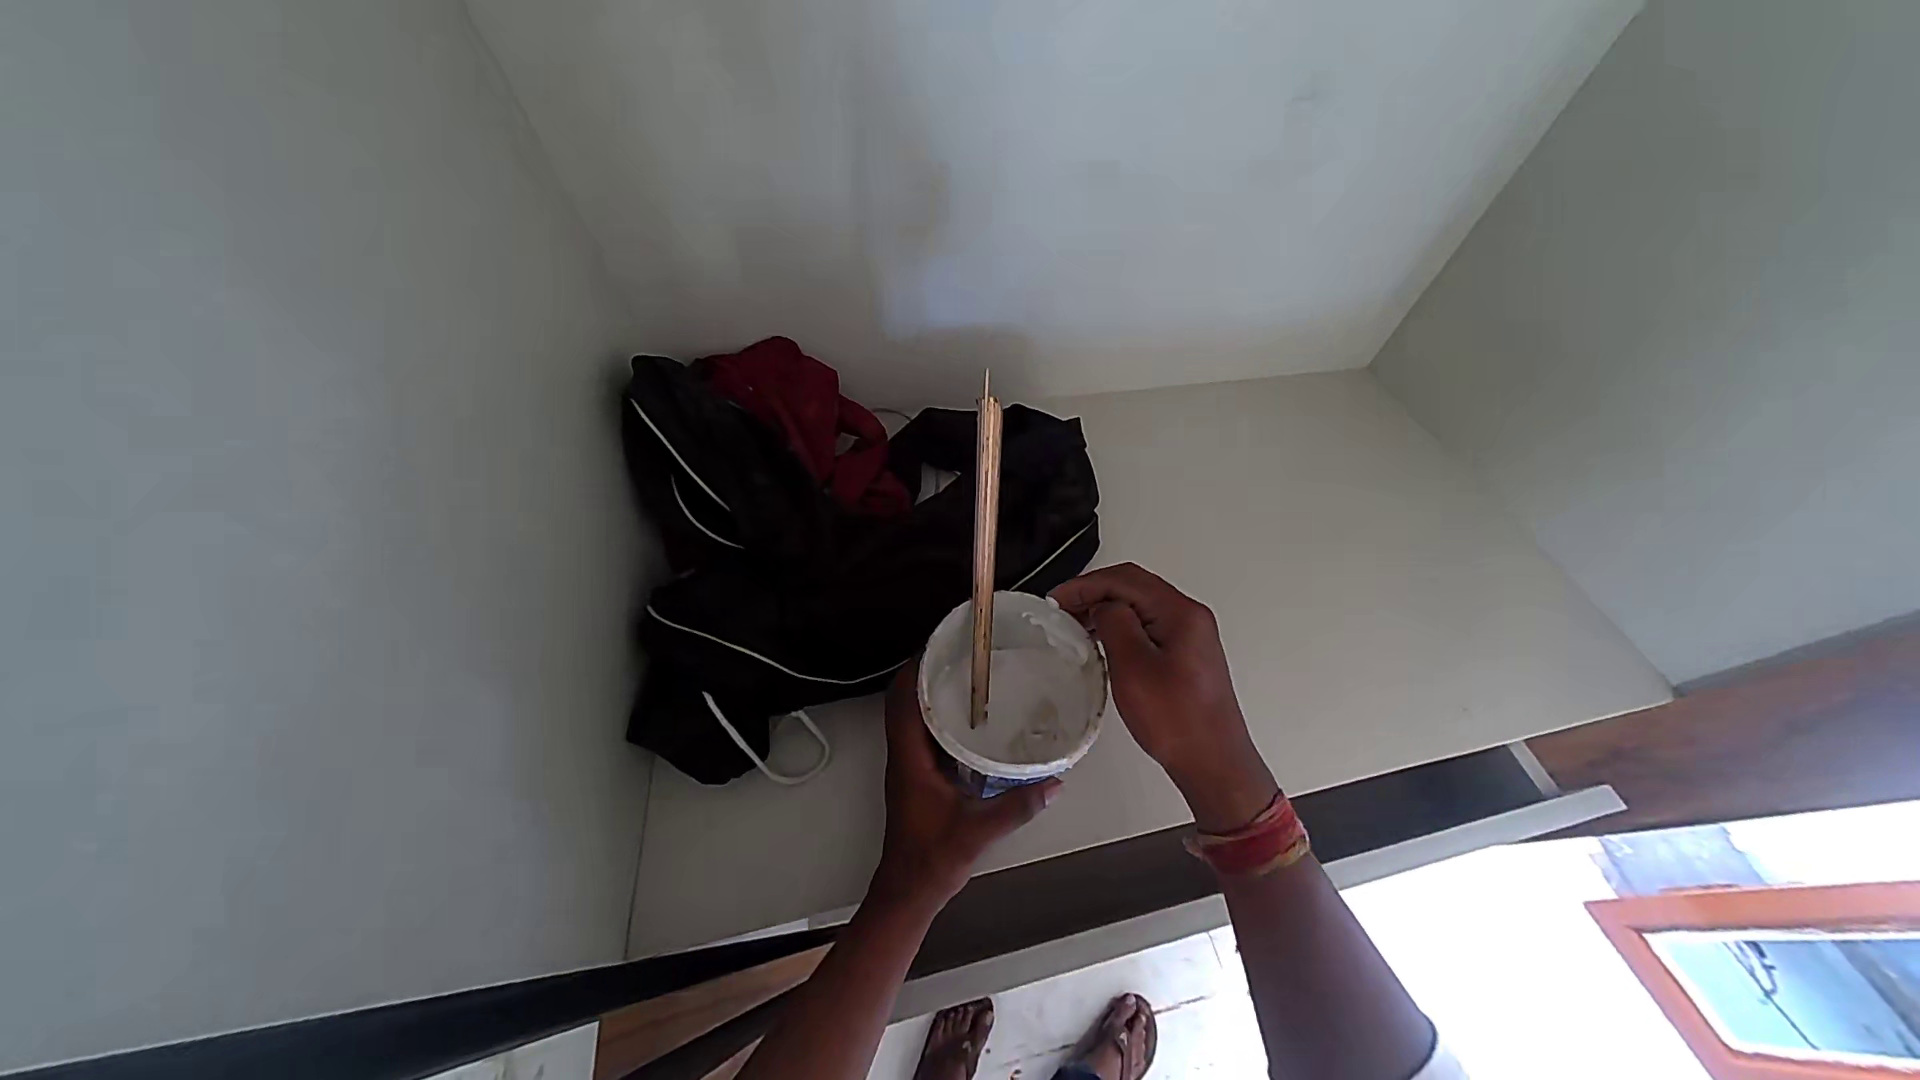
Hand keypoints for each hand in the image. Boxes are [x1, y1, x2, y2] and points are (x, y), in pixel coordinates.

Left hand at [872, 659, 1061, 905]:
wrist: (908, 890)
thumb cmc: (930, 860)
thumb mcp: (977, 831)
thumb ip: (1017, 807)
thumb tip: (1053, 783)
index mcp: (909, 759)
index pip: (902, 701)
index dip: (914, 668)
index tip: (937, 645)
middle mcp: (903, 756)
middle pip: (902, 700)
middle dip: (921, 670)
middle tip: (952, 651)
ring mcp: (907, 764)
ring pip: (910, 714)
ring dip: (926, 690)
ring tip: (959, 672)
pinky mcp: (916, 775)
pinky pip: (920, 732)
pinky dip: (935, 714)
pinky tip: (965, 716)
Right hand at [1052, 563, 1278, 831]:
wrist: (1213, 763)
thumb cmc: (1177, 721)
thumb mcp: (1134, 667)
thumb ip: (1115, 624)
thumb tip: (1103, 606)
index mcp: (1181, 613)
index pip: (1125, 579)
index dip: (1085, 585)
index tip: (1057, 600)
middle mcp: (1190, 617)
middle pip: (1134, 586)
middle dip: (1093, 592)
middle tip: (1061, 609)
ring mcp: (1190, 636)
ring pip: (1139, 606)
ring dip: (1105, 608)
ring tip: (1075, 624)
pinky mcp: (1186, 654)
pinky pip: (1147, 625)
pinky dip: (1119, 625)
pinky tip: (1101, 641)